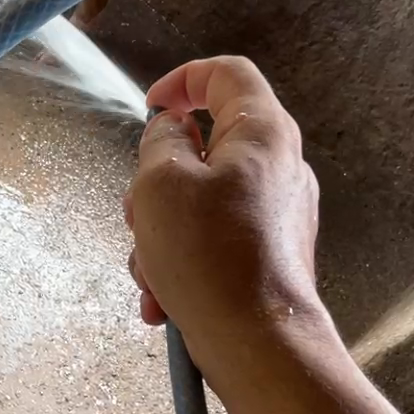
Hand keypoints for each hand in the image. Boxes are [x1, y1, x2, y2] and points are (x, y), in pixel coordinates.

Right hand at [126, 56, 407, 413]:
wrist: (256, 340)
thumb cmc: (205, 254)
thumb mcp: (159, 185)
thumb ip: (159, 143)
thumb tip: (169, 132)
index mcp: (261, 133)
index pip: (224, 73)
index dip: (180, 80)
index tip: (148, 110)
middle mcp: (278, 165)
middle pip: (203, 148)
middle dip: (154, 184)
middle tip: (135, 217)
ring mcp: (276, 212)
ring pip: (198, 202)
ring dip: (160, 233)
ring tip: (150, 274)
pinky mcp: (268, 252)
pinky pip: (211, 240)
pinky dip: (181, 260)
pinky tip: (163, 298)